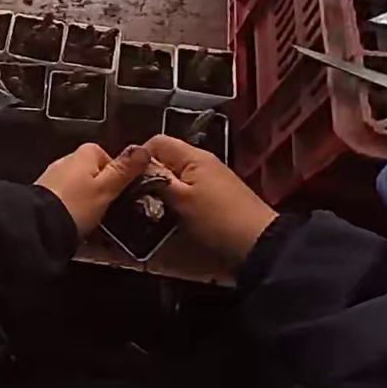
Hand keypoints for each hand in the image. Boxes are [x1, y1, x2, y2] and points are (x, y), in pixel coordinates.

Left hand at [36, 143, 150, 237]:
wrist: (38, 225)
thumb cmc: (77, 205)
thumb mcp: (106, 188)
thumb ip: (124, 169)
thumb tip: (143, 149)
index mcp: (85, 153)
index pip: (109, 158)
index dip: (117, 178)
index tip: (119, 195)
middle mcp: (68, 159)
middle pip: (94, 172)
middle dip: (100, 189)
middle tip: (106, 209)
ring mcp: (53, 175)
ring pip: (79, 186)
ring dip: (85, 200)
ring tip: (90, 219)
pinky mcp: (43, 193)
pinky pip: (66, 197)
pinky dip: (72, 207)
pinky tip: (73, 220)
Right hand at [144, 135, 277, 261]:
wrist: (259, 245)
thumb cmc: (217, 219)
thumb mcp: (181, 199)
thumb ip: (156, 179)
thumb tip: (134, 164)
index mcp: (193, 156)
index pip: (157, 142)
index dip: (139, 158)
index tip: (128, 180)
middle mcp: (201, 162)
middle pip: (165, 160)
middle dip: (149, 176)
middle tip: (135, 199)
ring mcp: (209, 179)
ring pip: (175, 177)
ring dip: (161, 191)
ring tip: (148, 210)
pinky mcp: (214, 197)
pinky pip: (187, 190)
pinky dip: (176, 200)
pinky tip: (169, 216)